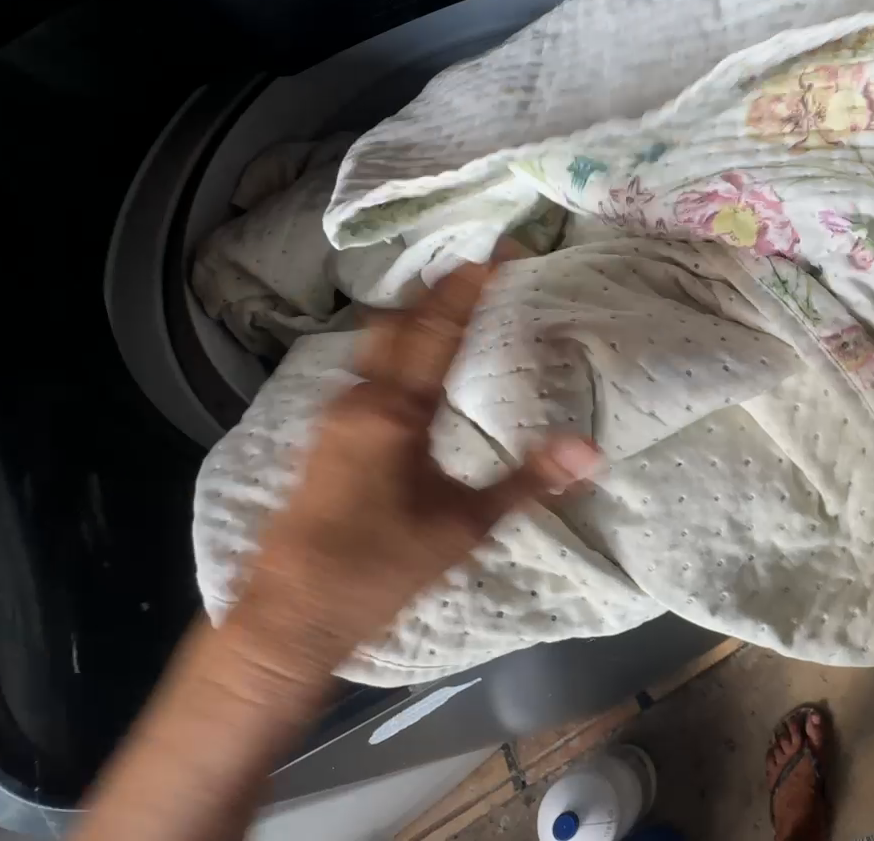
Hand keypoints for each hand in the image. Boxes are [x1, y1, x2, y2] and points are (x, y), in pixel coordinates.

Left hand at [233, 260, 601, 673]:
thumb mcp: (462, 527)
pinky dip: (398, 347)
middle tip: (482, 269)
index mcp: (393, 413)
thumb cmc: (375, 571)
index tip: (499, 252)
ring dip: (415, 316)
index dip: (470, 287)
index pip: (438, 330)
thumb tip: (592, 448)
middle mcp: (357, 401)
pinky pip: (366, 369)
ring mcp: (332, 418)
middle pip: (398, 323)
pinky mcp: (324, 438)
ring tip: (455, 303)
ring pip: (376, 344)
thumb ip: (528, 481)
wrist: (281, 621)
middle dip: (440, 290)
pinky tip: (416, 365)